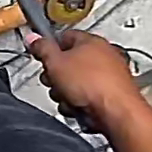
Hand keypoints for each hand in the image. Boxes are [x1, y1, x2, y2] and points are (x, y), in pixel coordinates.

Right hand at [30, 31, 144, 124]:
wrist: (117, 113)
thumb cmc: (93, 85)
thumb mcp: (55, 62)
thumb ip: (41, 48)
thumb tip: (33, 38)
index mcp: (92, 41)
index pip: (64, 37)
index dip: (48, 47)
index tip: (40, 54)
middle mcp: (105, 56)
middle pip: (68, 62)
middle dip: (56, 75)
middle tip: (54, 80)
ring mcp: (111, 76)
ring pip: (76, 82)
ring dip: (65, 92)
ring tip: (68, 97)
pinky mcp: (113, 96)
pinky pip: (87, 97)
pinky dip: (79, 104)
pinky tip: (78, 108)